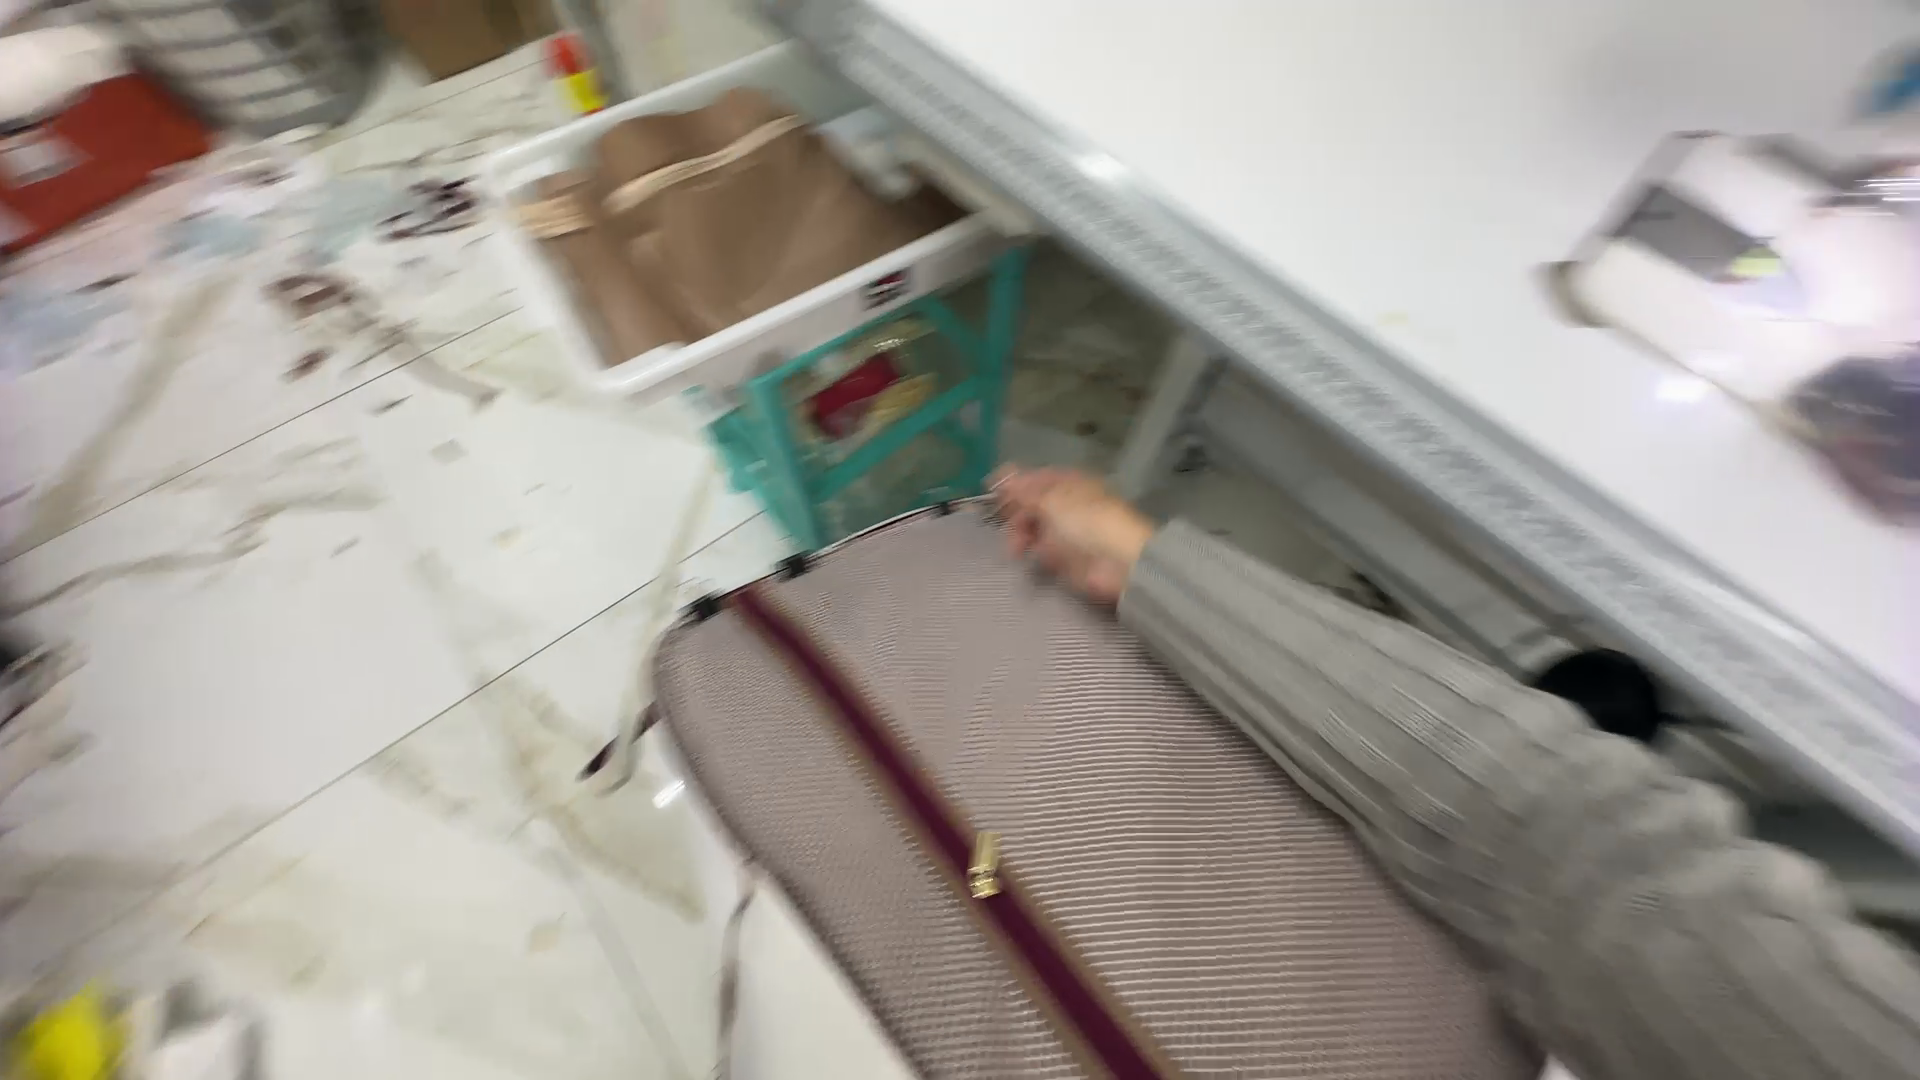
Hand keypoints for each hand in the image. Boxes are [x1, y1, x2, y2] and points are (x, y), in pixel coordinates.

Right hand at [991, 466, 1154, 604]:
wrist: (1118, 561)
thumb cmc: (1085, 521)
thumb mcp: (1051, 499)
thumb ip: (1023, 489)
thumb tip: (1001, 473)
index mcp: (1067, 482)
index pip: (1033, 479)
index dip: (1012, 485)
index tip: (991, 494)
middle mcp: (1066, 503)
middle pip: (1030, 506)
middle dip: (1016, 515)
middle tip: (1005, 526)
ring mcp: (1066, 531)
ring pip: (1033, 530)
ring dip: (1021, 537)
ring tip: (1017, 549)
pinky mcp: (1067, 558)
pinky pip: (1043, 553)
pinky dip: (1037, 555)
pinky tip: (1036, 559)